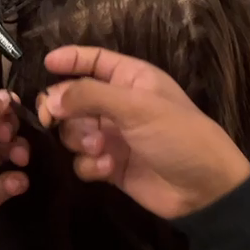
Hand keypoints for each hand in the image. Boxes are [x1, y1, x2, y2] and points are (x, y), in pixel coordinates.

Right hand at [37, 46, 249, 218]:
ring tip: (100, 148)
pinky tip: (108, 169)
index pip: (94, 61)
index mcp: (131, 80)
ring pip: (73, 132)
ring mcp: (113, 137)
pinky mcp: (109, 167)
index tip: (46, 63)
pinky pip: (82, 161)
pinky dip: (90, 165)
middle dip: (63, 109)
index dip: (70, 59)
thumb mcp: (137, 107)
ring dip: (80, 140)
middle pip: (73, 99)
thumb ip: (90, 96)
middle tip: (51, 119)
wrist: (203, 189)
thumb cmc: (177, 136)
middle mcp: (118, 105)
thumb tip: (51, 98)